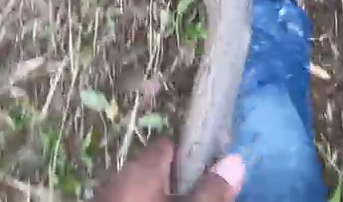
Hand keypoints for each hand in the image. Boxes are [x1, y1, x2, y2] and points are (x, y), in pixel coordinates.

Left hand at [94, 139, 244, 201]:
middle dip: (179, 186)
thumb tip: (235, 161)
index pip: (168, 146)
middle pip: (156, 173)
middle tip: (204, 201)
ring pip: (142, 196)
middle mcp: (119, 180)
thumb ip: (211, 192)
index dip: (192, 155)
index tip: (212, 172)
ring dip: (161, 201)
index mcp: (140, 170)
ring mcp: (107, 201)